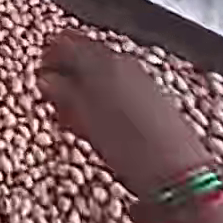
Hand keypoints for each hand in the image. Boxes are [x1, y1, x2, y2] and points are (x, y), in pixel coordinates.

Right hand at [37, 32, 209, 198]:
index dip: (48, 54)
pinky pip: (118, 84)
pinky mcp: (152, 96)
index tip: (39, 68)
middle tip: (50, 85)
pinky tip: (98, 113)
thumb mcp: (87, 122)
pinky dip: (102, 91)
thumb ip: (63, 95)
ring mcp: (139, 78)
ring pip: (101, 70)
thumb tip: (45, 80)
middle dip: (65, 67)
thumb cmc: (132, 149)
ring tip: (72, 104)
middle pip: (85, 54)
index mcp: (101, 61)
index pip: (65, 44)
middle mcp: (121, 62)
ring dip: (83, 81)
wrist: (184, 179)